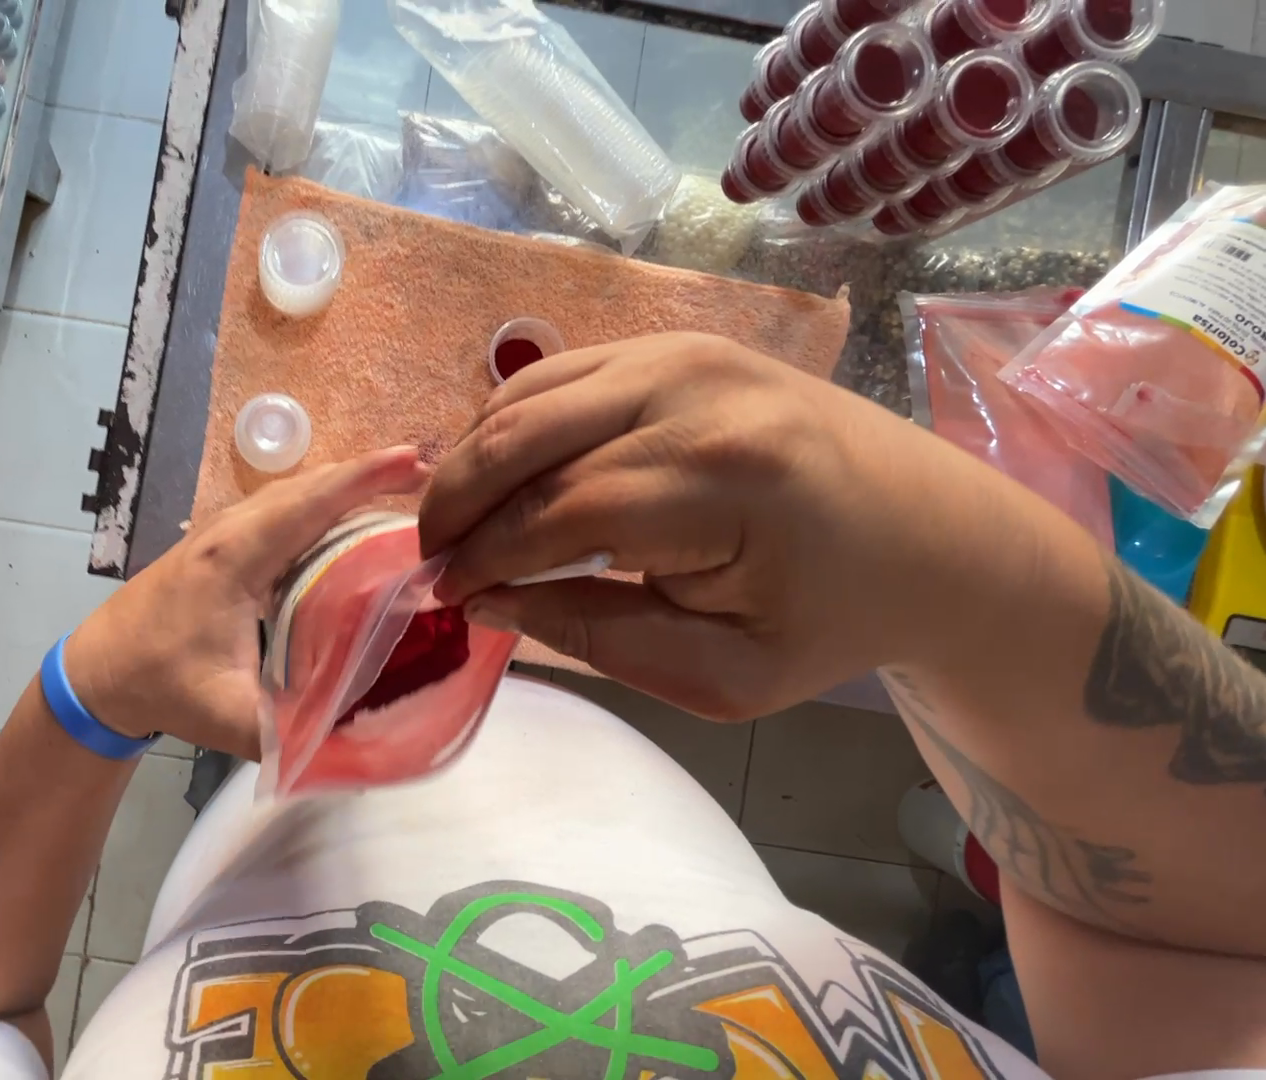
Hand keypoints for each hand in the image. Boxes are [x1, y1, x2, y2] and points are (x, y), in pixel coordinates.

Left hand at [66, 447, 428, 757]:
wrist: (100, 669)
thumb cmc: (161, 685)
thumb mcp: (227, 718)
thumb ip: (292, 733)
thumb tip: (362, 742)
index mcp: (236, 558)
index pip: (310, 503)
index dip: (365, 478)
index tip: (415, 460)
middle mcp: (231, 530)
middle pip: (309, 486)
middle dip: (368, 474)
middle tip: (429, 479)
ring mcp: (224, 530)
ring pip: (295, 493)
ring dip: (346, 485)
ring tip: (401, 489)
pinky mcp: (223, 541)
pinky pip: (283, 509)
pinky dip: (323, 503)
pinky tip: (348, 518)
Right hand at [418, 333, 1086, 719]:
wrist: (940, 539)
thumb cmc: (830, 621)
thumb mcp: (716, 673)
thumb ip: (588, 635)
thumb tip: (482, 600)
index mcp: (720, 478)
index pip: (554, 514)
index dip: (482, 559)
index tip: (443, 596)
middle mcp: (693, 388)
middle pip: (523, 438)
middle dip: (455, 502)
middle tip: (428, 556)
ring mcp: (683, 350)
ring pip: (526, 398)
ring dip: (472, 462)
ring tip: (454, 522)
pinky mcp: (675, 343)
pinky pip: (555, 375)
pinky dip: (507, 425)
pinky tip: (497, 473)